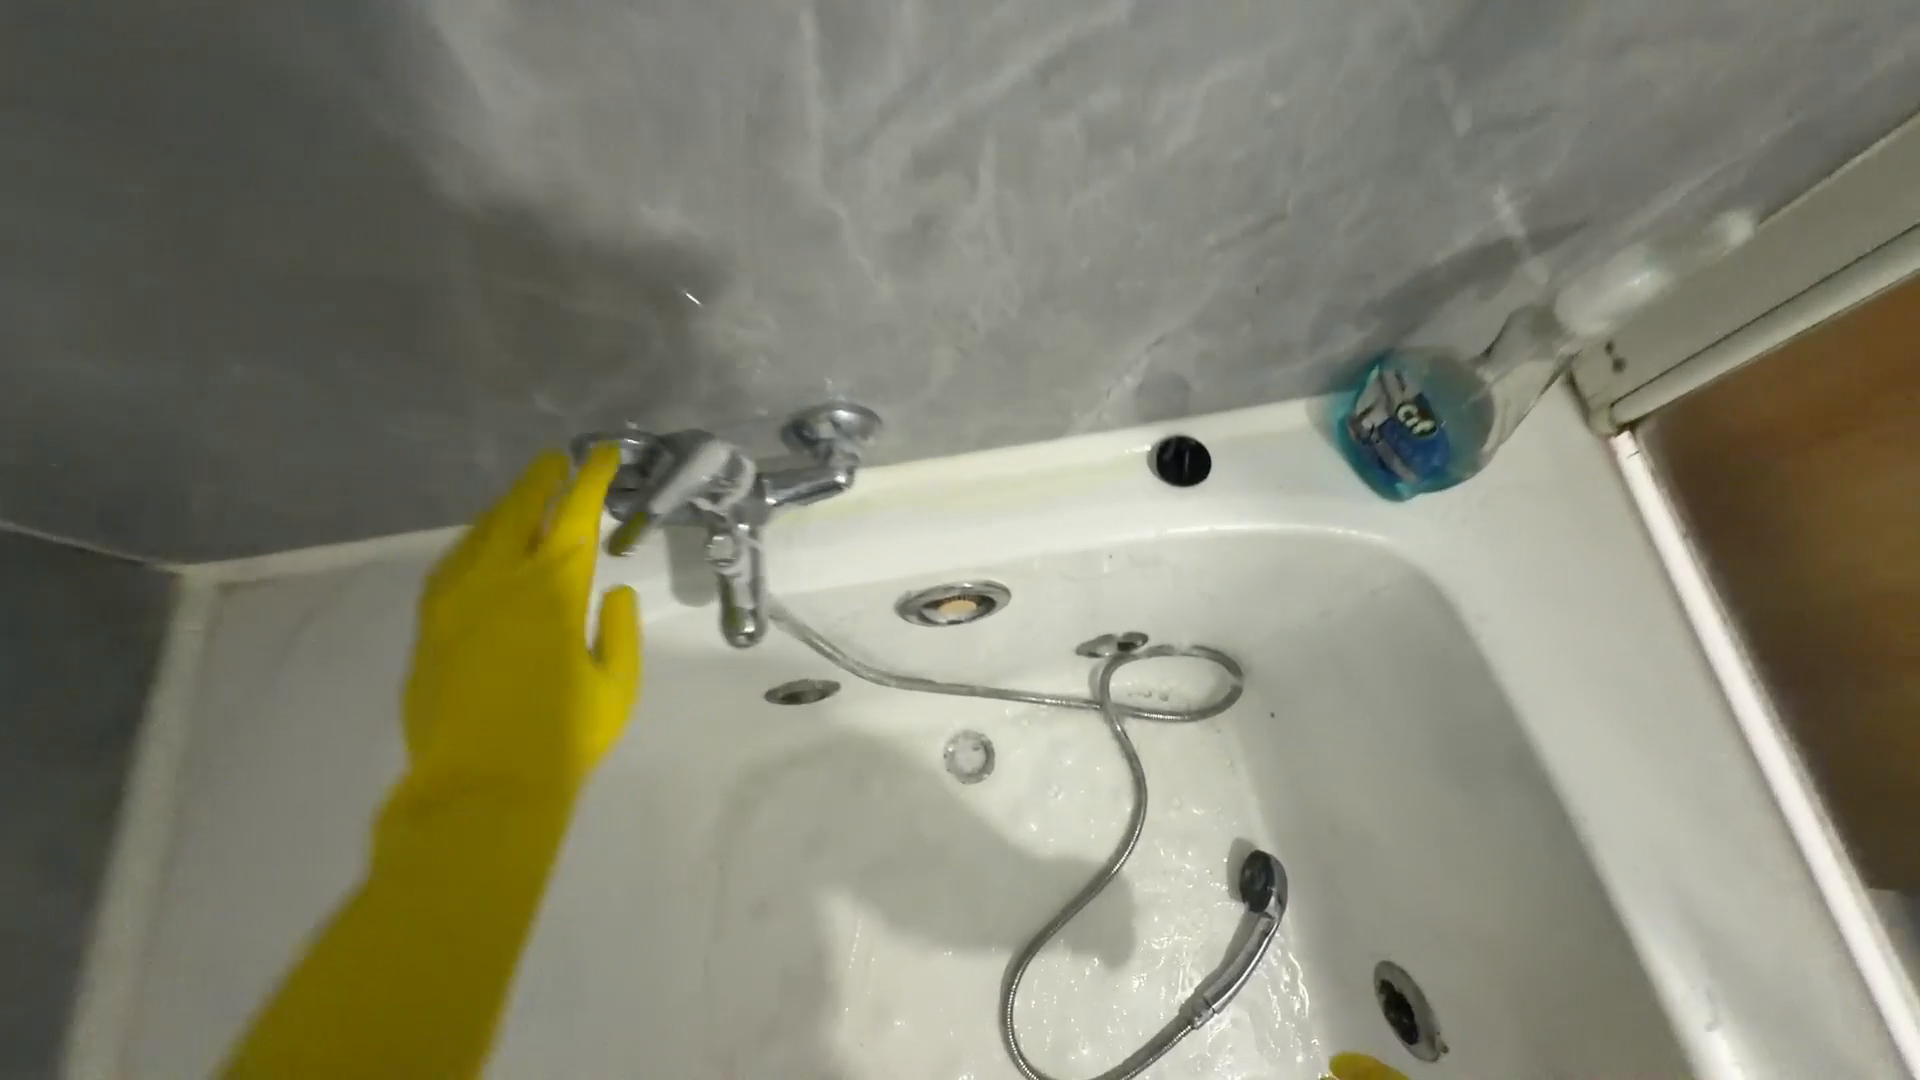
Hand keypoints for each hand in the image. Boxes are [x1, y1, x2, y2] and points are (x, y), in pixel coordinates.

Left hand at [400, 446, 640, 798]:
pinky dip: (471, 544)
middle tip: (557, 460)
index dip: (592, 482)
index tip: (604, 455)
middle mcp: (499, 583)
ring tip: (523, 496)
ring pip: (479, 536)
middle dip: (542, 481)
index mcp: (553, 593)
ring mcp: (456, 604)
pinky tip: (479, 547)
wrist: (481, 787)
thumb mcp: (619, 685)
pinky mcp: (430, 628)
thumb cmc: (564, 738)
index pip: (576, 519)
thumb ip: (619, 630)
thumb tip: (614, 590)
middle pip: (519, 514)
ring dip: (504, 509)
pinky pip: (451, 566)